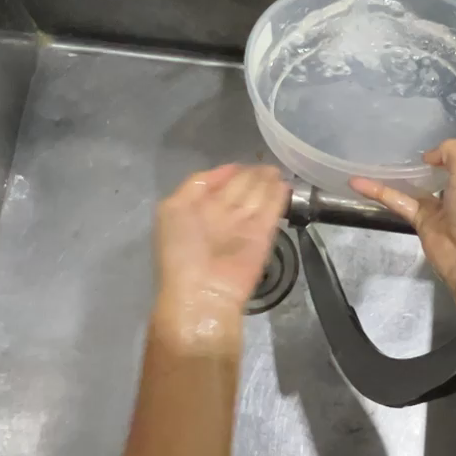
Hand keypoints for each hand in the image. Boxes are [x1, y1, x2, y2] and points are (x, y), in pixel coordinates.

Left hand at [154, 164, 289, 330]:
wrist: (202, 291)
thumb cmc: (181, 250)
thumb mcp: (172, 210)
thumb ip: (194, 186)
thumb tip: (226, 172)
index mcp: (196, 209)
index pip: (215, 184)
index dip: (227, 173)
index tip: (240, 164)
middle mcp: (220, 215)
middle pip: (239, 188)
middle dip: (251, 175)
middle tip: (266, 164)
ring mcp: (242, 226)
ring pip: (256, 196)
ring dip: (266, 182)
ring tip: (275, 169)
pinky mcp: (262, 236)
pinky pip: (271, 211)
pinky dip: (277, 197)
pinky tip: (284, 183)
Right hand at [352, 126, 455, 292]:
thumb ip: (450, 152)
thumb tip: (430, 157)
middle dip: (448, 154)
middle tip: (427, 134)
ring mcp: (446, 207)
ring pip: (425, 184)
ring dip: (408, 171)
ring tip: (389, 151)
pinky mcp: (425, 222)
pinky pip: (401, 202)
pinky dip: (381, 193)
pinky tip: (359, 181)